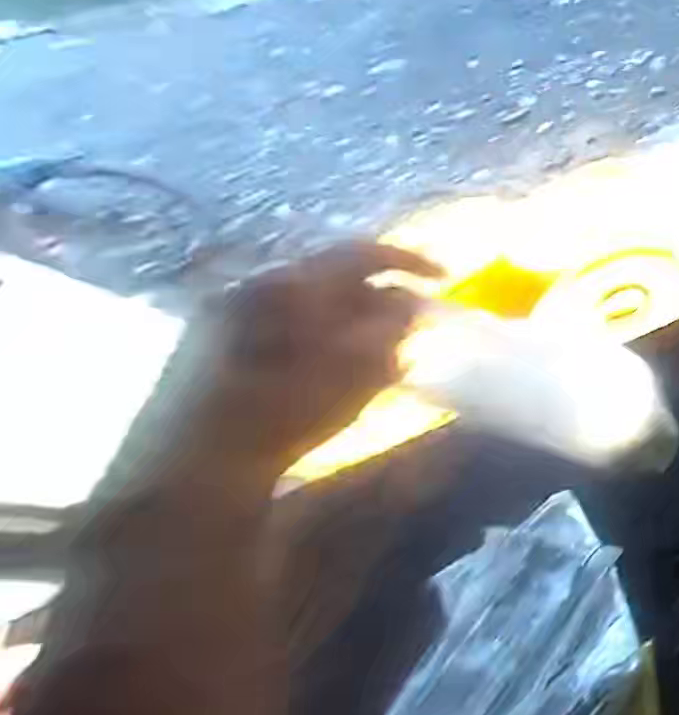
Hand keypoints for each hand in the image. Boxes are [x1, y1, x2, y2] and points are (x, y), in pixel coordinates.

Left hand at [142, 242, 442, 476]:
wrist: (196, 461)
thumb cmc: (292, 408)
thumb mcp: (362, 366)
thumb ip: (395, 324)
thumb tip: (414, 300)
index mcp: (293, 285)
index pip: (364, 253)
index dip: (412, 261)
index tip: (446, 279)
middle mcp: (257, 286)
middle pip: (337, 275)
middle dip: (384, 295)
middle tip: (417, 320)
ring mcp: (229, 312)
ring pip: (314, 300)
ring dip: (356, 317)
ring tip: (384, 348)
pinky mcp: (214, 340)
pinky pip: (289, 320)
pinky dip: (326, 331)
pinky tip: (341, 363)